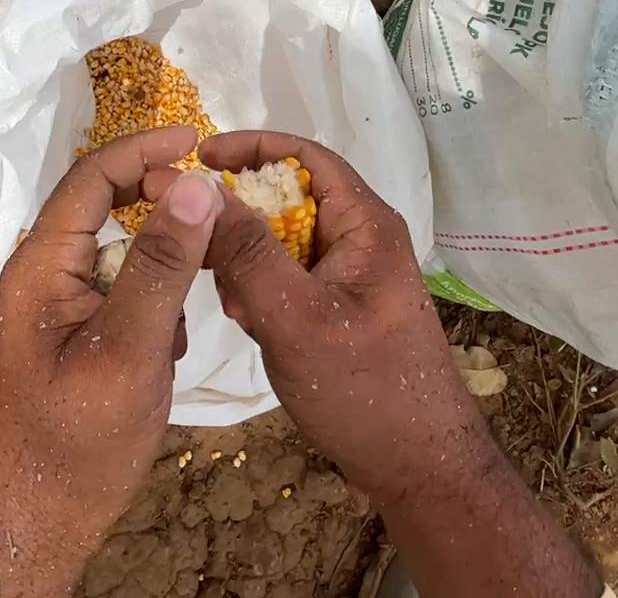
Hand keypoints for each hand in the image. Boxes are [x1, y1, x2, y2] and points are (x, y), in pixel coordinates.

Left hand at [0, 126, 224, 597]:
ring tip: (195, 288)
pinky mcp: (72, 332)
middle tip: (210, 210)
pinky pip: (118, 288)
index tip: (196, 139)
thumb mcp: (129, 348)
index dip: (144, 149)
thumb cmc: (77, 440)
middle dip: (158, 199)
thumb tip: (195, 186)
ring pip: (116, 249)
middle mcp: (42, 272)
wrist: (35, 525)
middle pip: (102, 204)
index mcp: (42, 263)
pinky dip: (151, 297)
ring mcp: (55, 305)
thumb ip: (162, 265)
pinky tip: (170, 341)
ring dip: (160, 258)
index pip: (92, 177)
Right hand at [196, 130, 481, 500]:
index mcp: (364, 223)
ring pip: (282, 238)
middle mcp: (360, 237)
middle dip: (240, 216)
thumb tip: (204, 191)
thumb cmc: (364, 390)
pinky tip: (248, 320)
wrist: (419, 470)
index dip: (252, 147)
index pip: (306, 156)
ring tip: (231, 300)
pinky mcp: (339, 303)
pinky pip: (288, 274)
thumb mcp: (296, 318)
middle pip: (289, 197)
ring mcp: (350, 272)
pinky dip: (261, 287)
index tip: (200, 156)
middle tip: (197, 242)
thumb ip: (249, 253)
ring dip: (247, 259)